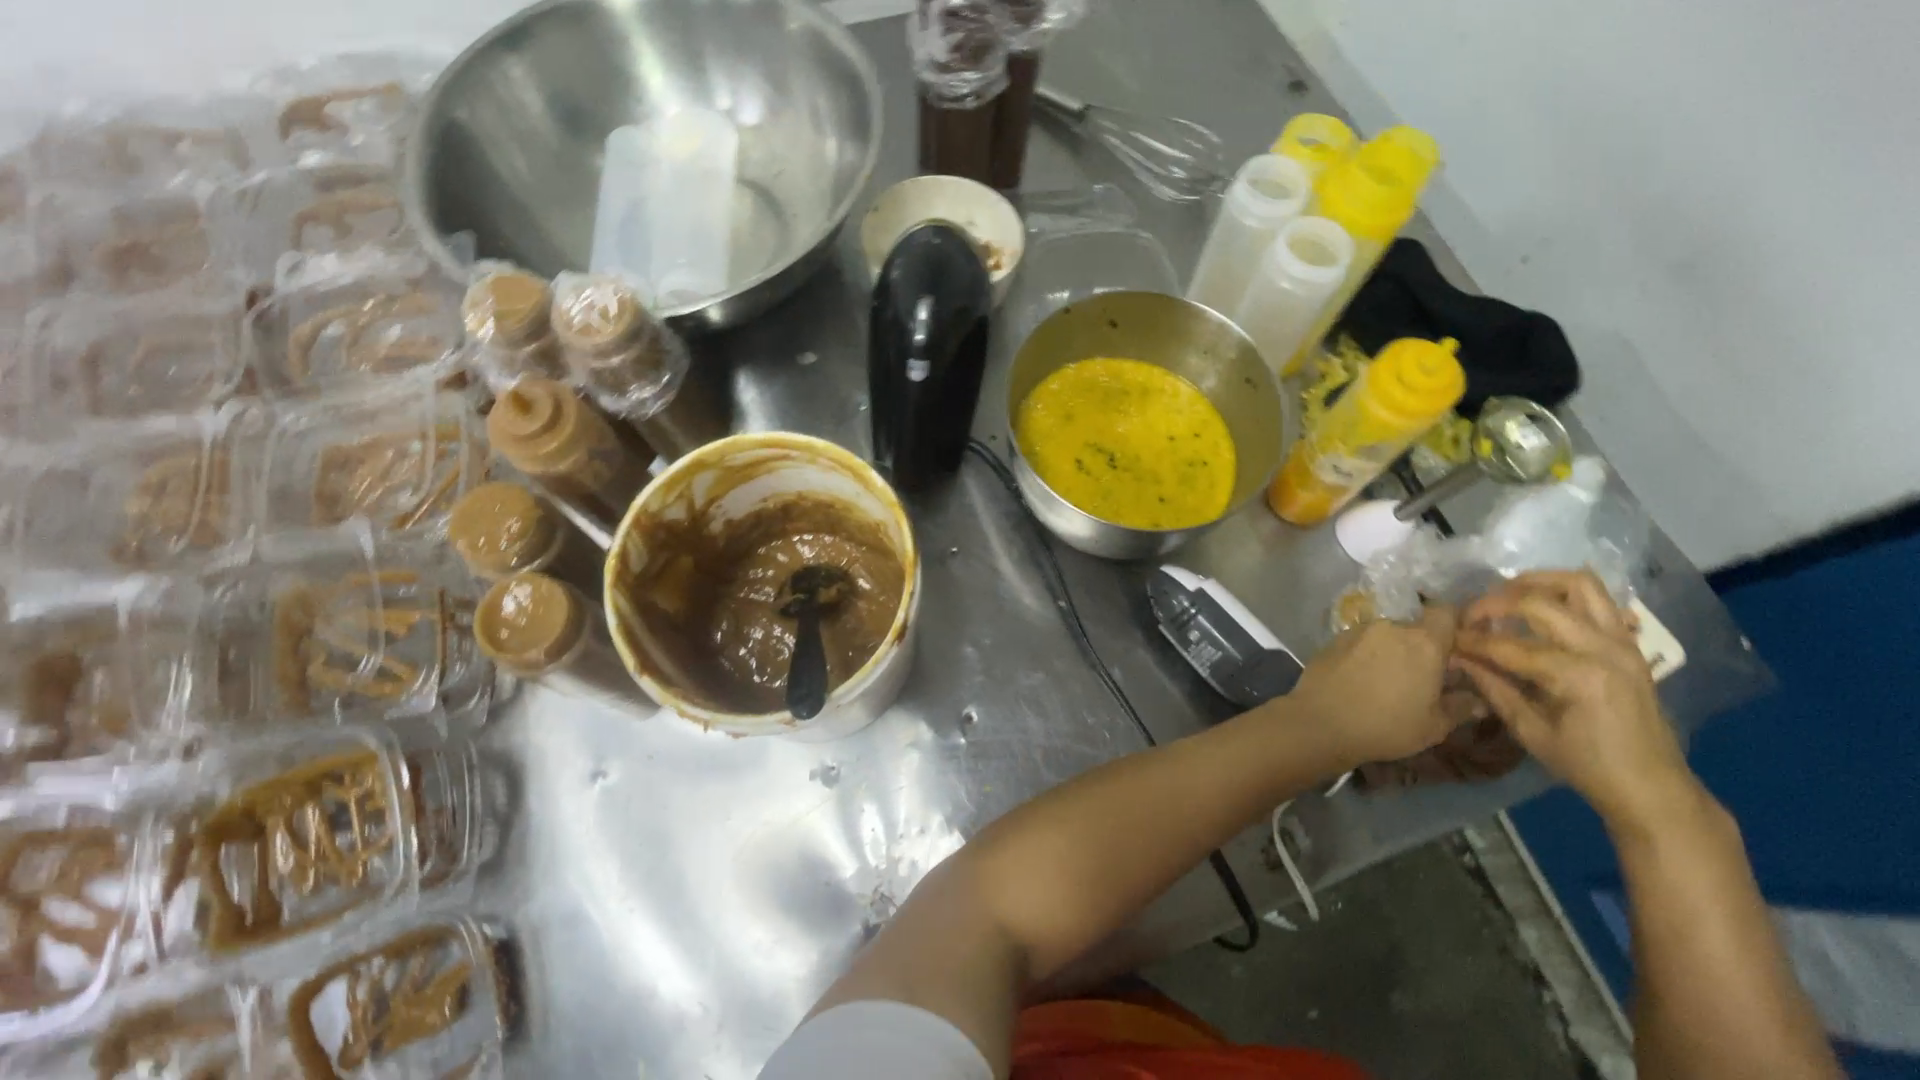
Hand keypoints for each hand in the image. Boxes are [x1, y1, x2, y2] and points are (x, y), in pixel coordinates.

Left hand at [1289, 604, 1460, 766]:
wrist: (1320, 724)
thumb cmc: (1386, 726)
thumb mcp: (1433, 726)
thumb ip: (1459, 707)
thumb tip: (1478, 700)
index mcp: (1423, 641)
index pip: (1447, 612)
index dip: (1454, 624)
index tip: (1456, 647)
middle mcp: (1391, 626)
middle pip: (1415, 627)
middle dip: (1420, 646)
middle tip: (1420, 674)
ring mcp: (1358, 631)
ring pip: (1385, 635)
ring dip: (1390, 651)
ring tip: (1386, 680)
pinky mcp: (1333, 640)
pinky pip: (1360, 642)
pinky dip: (1365, 655)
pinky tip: (1359, 679)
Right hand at [1453, 570, 1702, 832]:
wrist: (1651, 785)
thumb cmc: (1586, 766)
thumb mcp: (1530, 732)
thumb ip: (1494, 689)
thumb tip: (1459, 659)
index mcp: (1578, 677)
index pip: (1509, 645)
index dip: (1472, 641)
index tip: (1446, 639)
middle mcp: (1603, 649)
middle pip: (1539, 602)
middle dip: (1495, 603)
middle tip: (1470, 616)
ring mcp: (1622, 641)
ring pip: (1578, 584)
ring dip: (1536, 582)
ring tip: (1506, 596)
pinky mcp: (1630, 643)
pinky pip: (1600, 599)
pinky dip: (1565, 593)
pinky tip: (1541, 605)